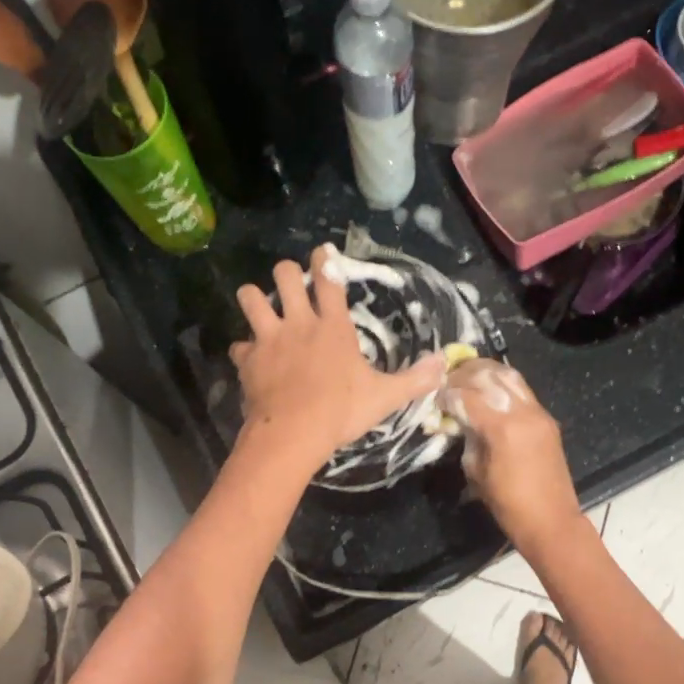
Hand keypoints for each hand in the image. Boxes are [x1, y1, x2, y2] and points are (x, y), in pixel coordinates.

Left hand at [231, 246, 443, 468]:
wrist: (294, 432)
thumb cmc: (341, 411)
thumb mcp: (385, 397)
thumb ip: (414, 380)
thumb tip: (444, 365)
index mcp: (334, 327)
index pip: (329, 280)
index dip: (326, 261)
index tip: (322, 251)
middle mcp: (299, 323)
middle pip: (285, 276)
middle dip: (287, 272)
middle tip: (291, 281)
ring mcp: (269, 338)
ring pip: (251, 298)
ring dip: (253, 298)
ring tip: (258, 304)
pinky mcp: (248, 359)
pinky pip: (239, 345)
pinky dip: (243, 350)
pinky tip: (249, 357)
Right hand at [439, 359, 580, 547]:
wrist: (551, 520)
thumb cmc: (508, 504)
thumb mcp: (476, 472)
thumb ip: (468, 440)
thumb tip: (460, 423)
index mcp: (502, 427)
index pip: (467, 396)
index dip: (447, 393)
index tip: (434, 397)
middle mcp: (522, 412)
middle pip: (490, 375)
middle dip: (465, 373)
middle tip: (448, 378)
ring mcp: (538, 413)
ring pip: (510, 376)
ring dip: (486, 373)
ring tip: (467, 377)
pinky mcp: (547, 420)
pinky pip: (522, 391)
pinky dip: (503, 385)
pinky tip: (488, 392)